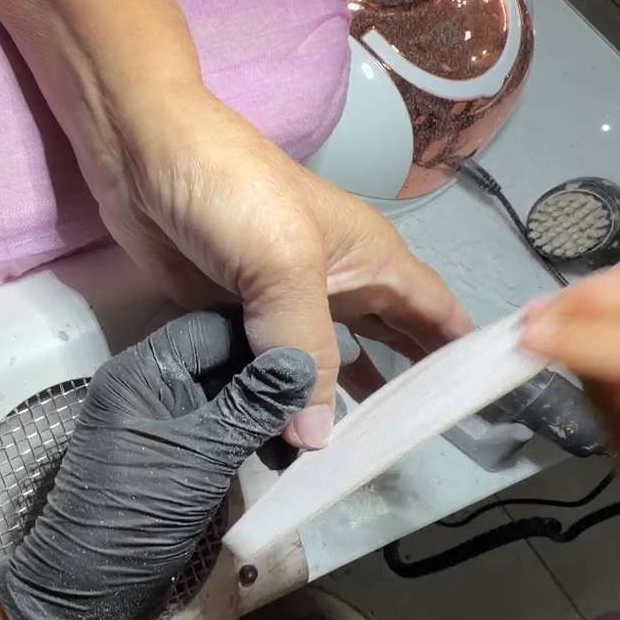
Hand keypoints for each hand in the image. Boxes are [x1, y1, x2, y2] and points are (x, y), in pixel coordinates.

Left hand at [0, 310, 315, 619]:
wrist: (92, 581)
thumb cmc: (140, 510)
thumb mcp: (204, 453)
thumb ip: (254, 403)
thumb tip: (305, 360)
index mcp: (143, 368)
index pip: (216, 327)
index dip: (271, 338)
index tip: (328, 354)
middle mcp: (146, 380)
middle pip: (221, 357)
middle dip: (273, 376)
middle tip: (331, 394)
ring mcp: (155, 415)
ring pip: (222, 392)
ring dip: (266, 408)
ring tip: (313, 430)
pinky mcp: (166, 447)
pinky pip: (213, 422)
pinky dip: (248, 431)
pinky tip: (283, 447)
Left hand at [94, 89, 472, 448]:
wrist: (141, 157)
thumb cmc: (234, 192)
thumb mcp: (287, 264)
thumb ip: (307, 348)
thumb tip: (316, 438)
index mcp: (370, 261)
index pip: (435, 316)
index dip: (462, 362)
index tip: (478, 418)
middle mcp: (332, 287)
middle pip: (379, 349)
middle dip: (391, 400)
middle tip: (393, 459)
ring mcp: (276, 305)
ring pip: (314, 366)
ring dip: (323, 407)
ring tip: (333, 462)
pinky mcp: (228, 317)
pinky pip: (258, 367)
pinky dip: (267, 399)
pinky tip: (268, 436)